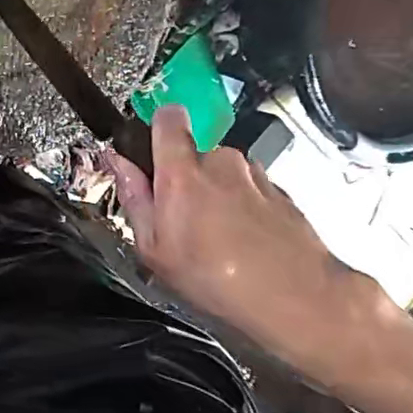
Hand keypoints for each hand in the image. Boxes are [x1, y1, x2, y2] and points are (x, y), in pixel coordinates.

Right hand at [109, 105, 353, 343]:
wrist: (295, 296)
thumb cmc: (215, 279)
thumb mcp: (155, 249)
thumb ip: (135, 197)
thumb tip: (118, 162)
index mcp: (183, 172)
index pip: (169, 117)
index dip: (159, 127)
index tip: (154, 152)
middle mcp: (221, 161)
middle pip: (195, 154)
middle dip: (187, 179)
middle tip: (184, 222)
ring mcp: (255, 173)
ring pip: (223, 174)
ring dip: (217, 195)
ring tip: (218, 240)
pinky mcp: (280, 189)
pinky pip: (249, 189)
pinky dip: (243, 208)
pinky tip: (245, 243)